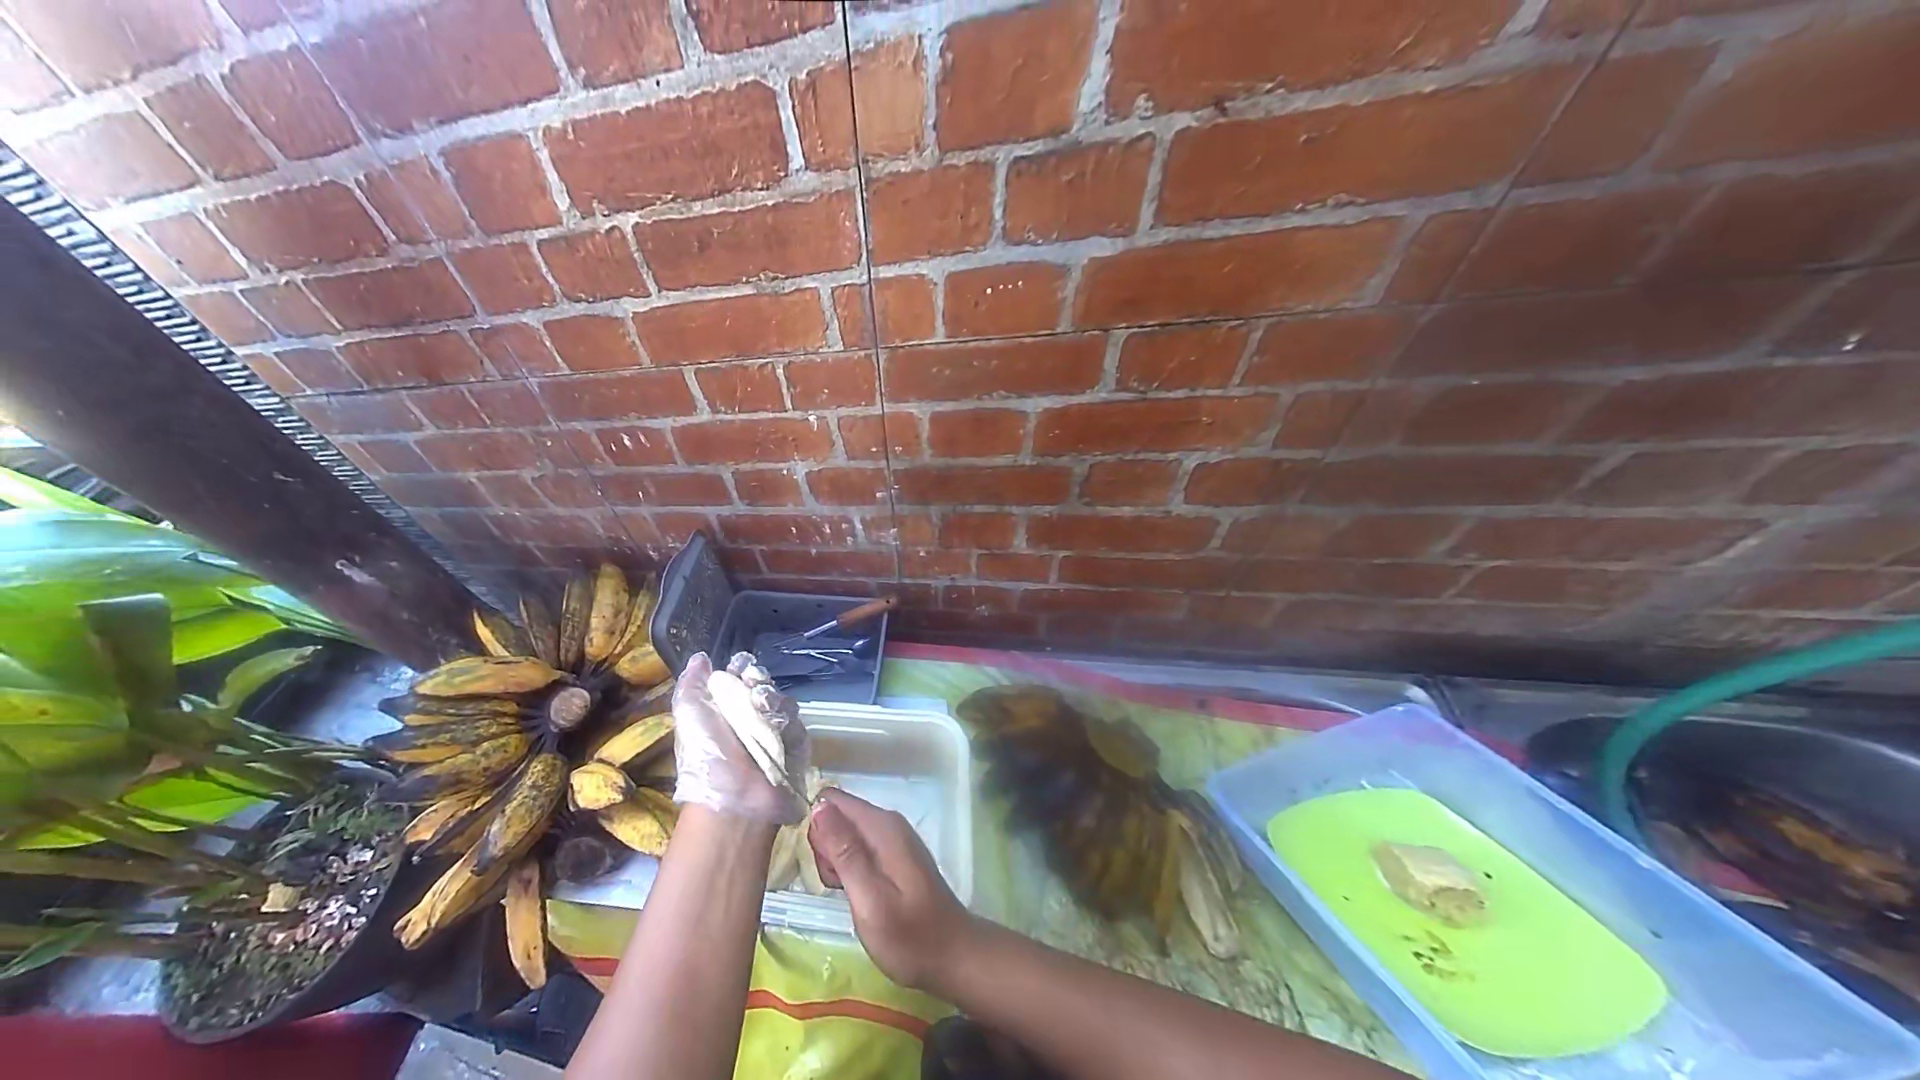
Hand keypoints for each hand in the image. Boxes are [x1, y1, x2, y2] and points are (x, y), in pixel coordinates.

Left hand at [670, 652, 808, 823]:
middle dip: (760, 679)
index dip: (743, 668)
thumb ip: (692, 683)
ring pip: (784, 701)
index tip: (740, 667)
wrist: (734, 800)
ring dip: (774, 699)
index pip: (740, 678)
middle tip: (753, 686)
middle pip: (765, 685)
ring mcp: (775, 734)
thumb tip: (701, 657)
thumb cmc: (707, 757)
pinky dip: (788, 723)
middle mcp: (750, 719)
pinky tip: (777, 727)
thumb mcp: (689, 715)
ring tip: (762, 707)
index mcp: (724, 710)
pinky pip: (798, 724)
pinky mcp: (796, 747)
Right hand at [808, 788, 973, 989]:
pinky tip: (854, 894)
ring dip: (833, 861)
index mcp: (882, 826)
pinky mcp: (892, 856)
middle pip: (837, 817)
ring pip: (844, 835)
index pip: (833, 800)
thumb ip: (845, 851)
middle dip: (824, 847)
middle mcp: (887, 823)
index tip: (815, 860)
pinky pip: (857, 850)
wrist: (952, 956)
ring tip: (845, 892)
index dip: (815, 825)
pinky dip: (847, 870)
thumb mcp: (869, 898)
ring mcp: (892, 839)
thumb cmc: (909, 935)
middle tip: (836, 883)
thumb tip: (820, 807)